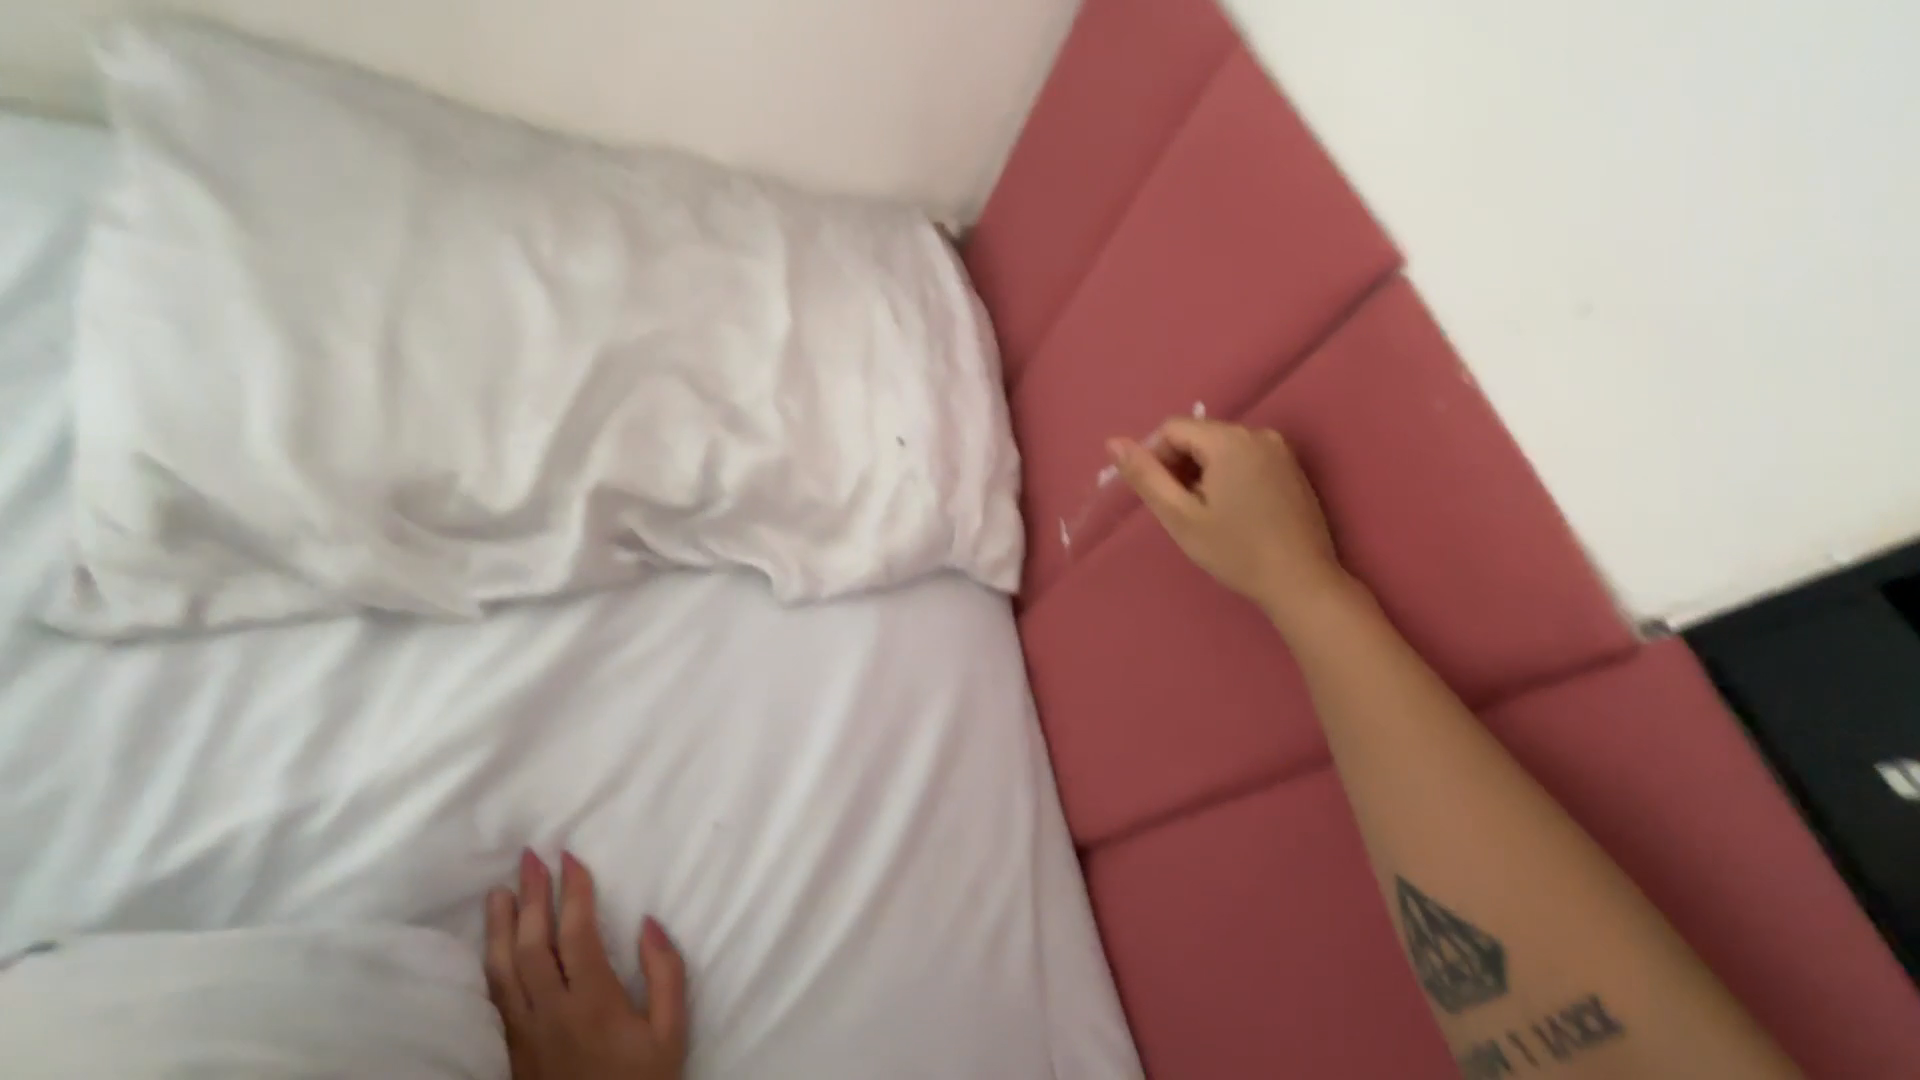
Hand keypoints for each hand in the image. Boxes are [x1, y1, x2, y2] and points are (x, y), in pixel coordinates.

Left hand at [484, 852, 688, 1079]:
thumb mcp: (671, 1032)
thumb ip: (665, 974)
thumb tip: (650, 923)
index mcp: (594, 1003)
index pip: (576, 935)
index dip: (573, 893)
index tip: (571, 857)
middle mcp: (552, 1012)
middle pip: (533, 945)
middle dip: (532, 896)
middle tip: (530, 857)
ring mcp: (525, 1033)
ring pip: (503, 970)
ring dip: (501, 926)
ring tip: (501, 890)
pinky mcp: (512, 1049)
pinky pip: (495, 996)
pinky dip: (491, 962)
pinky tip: (494, 944)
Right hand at [1109, 418, 1355, 629]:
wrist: (1301, 582)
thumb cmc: (1235, 551)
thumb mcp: (1180, 516)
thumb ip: (1146, 476)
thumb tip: (1113, 442)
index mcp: (1229, 440)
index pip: (1172, 429)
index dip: (1156, 460)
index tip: (1162, 498)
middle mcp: (1257, 433)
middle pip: (1199, 435)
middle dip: (1181, 466)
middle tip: (1183, 510)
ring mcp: (1280, 449)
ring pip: (1221, 448)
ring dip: (1203, 473)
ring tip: (1208, 514)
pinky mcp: (1292, 467)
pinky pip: (1246, 458)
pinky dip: (1229, 476)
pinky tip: (1234, 512)